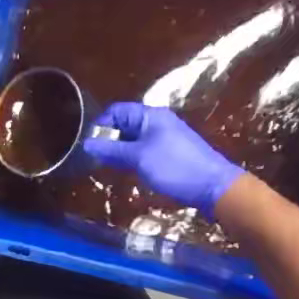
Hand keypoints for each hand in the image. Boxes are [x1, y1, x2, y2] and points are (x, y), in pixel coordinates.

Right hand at [82, 103, 244, 212]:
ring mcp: (164, 139)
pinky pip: (143, 151)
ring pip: (133, 140)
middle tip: (93, 159)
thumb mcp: (139, 158)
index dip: (100, 124)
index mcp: (150, 116)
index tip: (87, 144)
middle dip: (108, 139)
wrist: (212, 186)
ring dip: (119, 151)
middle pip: (124, 125)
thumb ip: (112, 150)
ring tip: (106, 167)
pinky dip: (132, 159)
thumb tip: (86, 144)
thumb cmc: (175, 168)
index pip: (117, 111)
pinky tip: (127, 172)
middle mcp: (156, 123)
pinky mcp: (169, 155)